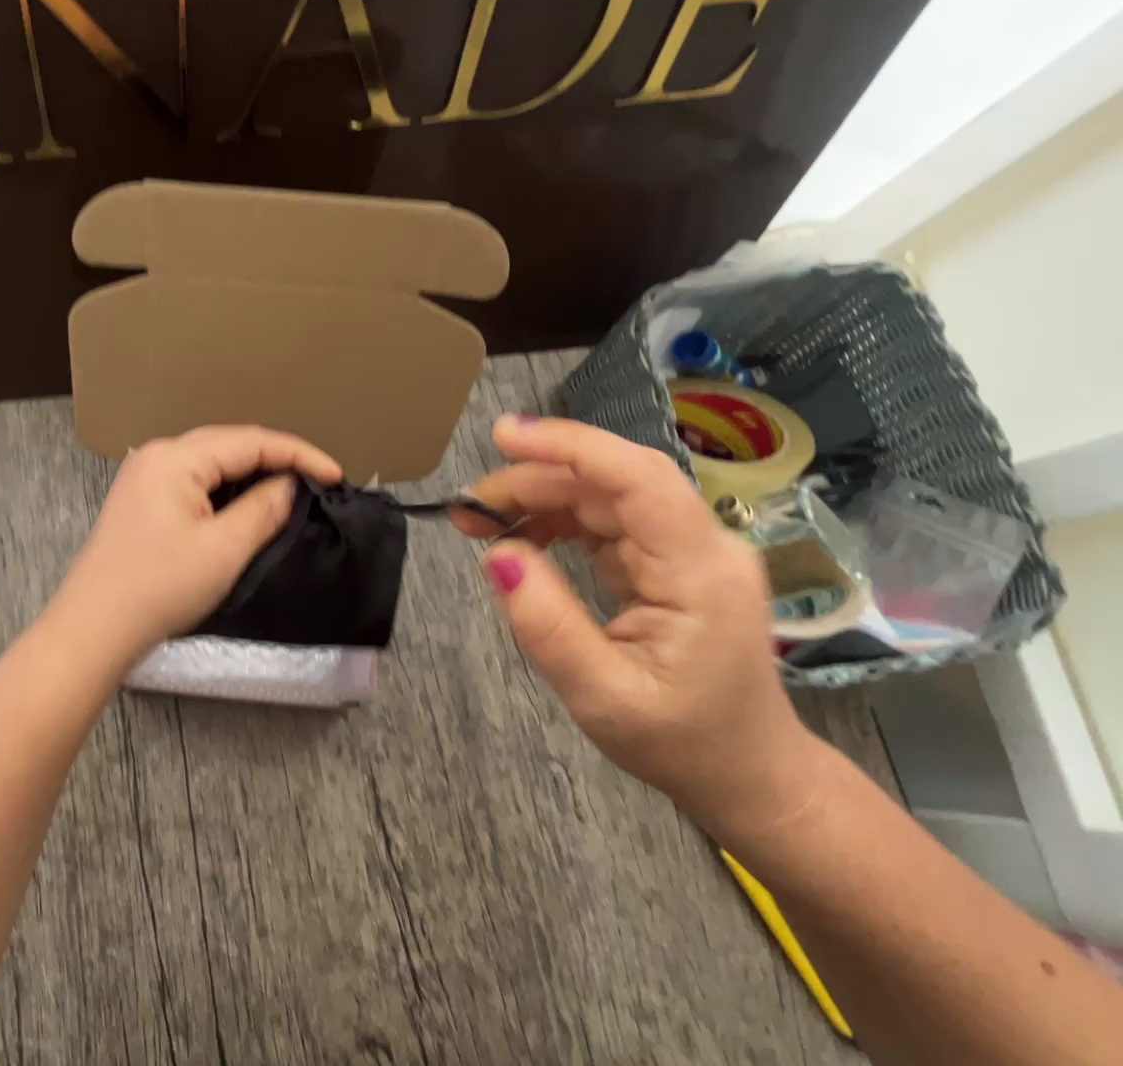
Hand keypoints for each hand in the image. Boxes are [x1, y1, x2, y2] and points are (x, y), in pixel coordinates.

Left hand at [47, 426, 341, 665]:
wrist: (94, 628)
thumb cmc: (159, 588)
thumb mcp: (223, 550)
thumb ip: (263, 510)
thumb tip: (289, 486)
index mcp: (175, 458)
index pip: (250, 440)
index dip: (298, 454)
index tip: (336, 476)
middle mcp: (156, 456)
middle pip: (228, 446)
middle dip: (275, 461)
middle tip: (316, 485)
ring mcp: (143, 478)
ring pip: (210, 465)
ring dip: (250, 478)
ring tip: (289, 496)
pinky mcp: (139, 503)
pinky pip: (192, 484)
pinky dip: (224, 493)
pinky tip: (244, 510)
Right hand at [456, 416, 823, 839]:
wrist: (744, 772)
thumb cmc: (678, 742)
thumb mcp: (600, 695)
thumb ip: (547, 624)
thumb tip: (497, 554)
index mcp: (699, 572)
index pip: (637, 479)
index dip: (570, 446)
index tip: (503, 435)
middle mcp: (701, 546)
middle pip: (612, 483)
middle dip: (534, 481)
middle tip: (464, 511)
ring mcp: (687, 553)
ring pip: (605, 498)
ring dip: (539, 500)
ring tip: (479, 524)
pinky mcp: (669, 565)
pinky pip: (607, 524)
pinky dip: (556, 523)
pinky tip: (520, 539)